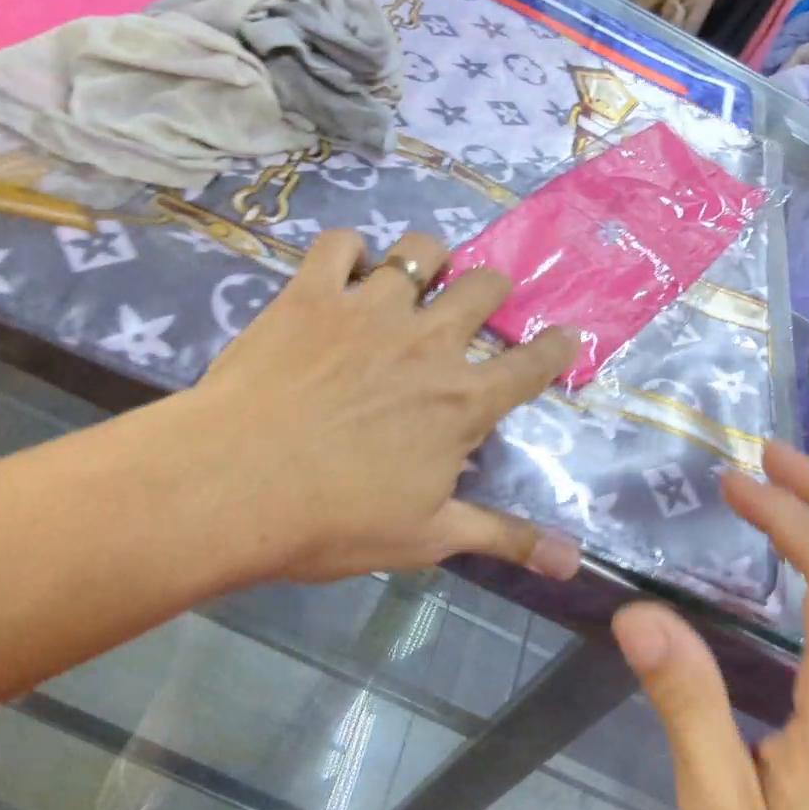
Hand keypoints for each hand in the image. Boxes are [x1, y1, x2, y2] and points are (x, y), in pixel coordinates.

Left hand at [191, 229, 581, 584]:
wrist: (234, 486)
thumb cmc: (335, 520)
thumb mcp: (428, 538)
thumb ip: (504, 538)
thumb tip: (574, 564)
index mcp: (462, 400)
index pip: (532, 364)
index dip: (557, 347)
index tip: (566, 336)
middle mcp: (428, 342)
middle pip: (484, 288)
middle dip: (495, 290)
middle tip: (481, 305)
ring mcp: (369, 309)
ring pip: (419, 250)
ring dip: (430, 259)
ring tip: (420, 274)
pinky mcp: (312, 294)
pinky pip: (341, 244)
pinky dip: (349, 250)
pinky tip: (346, 269)